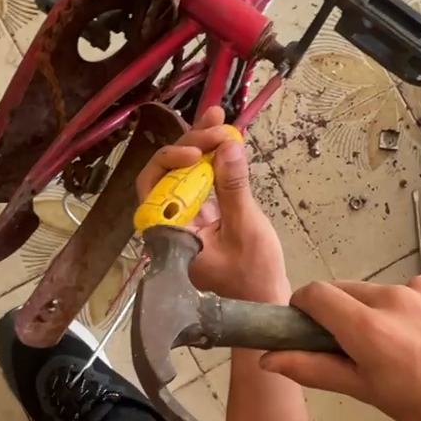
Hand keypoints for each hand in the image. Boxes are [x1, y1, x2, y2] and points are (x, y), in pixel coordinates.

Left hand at [136, 106, 289, 303]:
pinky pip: (201, 182)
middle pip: (167, 173)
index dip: (172, 161)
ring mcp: (187, 218)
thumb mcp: (246, 229)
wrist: (265, 302)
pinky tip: (225, 139)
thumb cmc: (253, 277)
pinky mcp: (204, 215)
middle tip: (218, 124)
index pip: (155, 187)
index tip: (200, 151)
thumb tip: (227, 146)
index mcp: (169, 232)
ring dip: (201, 145)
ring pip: (184, 174)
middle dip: (190, 144)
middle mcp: (171, 222)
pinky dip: (213, 161)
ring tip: (220, 118)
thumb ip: (234, 188)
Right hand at [260, 277, 420, 420]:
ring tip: (407, 351)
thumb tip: (269, 359)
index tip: (306, 326)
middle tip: (360, 352)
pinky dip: (416, 310)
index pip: (316, 294)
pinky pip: (419, 292)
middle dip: (344, 315)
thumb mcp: (370, 393)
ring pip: (385, 293)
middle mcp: (395, 296)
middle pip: (349, 292)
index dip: (304, 308)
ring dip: (383, 314)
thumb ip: (316, 370)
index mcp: (369, 326)